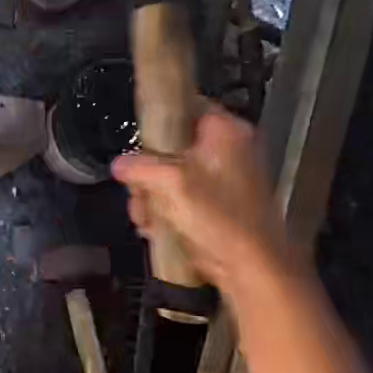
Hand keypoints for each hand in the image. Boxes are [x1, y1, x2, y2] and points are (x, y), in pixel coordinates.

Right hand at [111, 106, 291, 291]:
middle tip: (138, 192)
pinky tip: (155, 228)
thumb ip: (140, 168)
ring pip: (174, 177)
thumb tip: (119, 164)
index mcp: (225, 131)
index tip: (137, 139)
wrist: (252, 267)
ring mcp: (225, 180)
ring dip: (153, 197)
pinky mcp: (220, 207)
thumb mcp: (171, 184)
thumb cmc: (218, 217)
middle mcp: (229, 150)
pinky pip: (184, 199)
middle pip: (173, 147)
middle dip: (149, 174)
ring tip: (145, 217)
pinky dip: (167, 212)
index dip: (159, 120)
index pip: (186, 105)